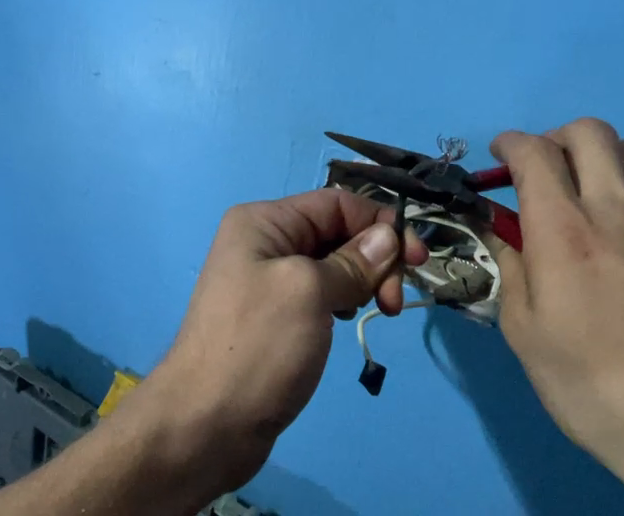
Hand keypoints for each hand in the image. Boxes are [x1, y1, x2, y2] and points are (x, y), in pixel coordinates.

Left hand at [133, 190, 426, 494]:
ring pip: (331, 265)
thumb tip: (387, 235)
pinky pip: (319, 294)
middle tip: (394, 303)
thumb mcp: (308, 292)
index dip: (379, 223)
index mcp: (263, 221)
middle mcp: (263, 242)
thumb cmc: (258, 344)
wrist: (206, 421)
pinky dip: (343, 301)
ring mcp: (266, 281)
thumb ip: (351, 261)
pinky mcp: (274, 317)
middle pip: (335, 232)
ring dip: (362, 281)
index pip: (335, 203)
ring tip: (379, 311)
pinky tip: (348, 321)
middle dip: (374, 258)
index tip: (417, 260)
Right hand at [487, 119, 623, 514]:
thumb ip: (509, 270)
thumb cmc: (603, 392)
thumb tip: (497, 231)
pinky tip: (616, 228)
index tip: (495, 162)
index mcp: (566, 232)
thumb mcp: (528, 337)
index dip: (507, 145)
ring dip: (597, 154)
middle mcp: (616, 211)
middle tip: (536, 174)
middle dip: (552, 138)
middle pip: (588, 131)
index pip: (534, 151)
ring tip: (579, 191)